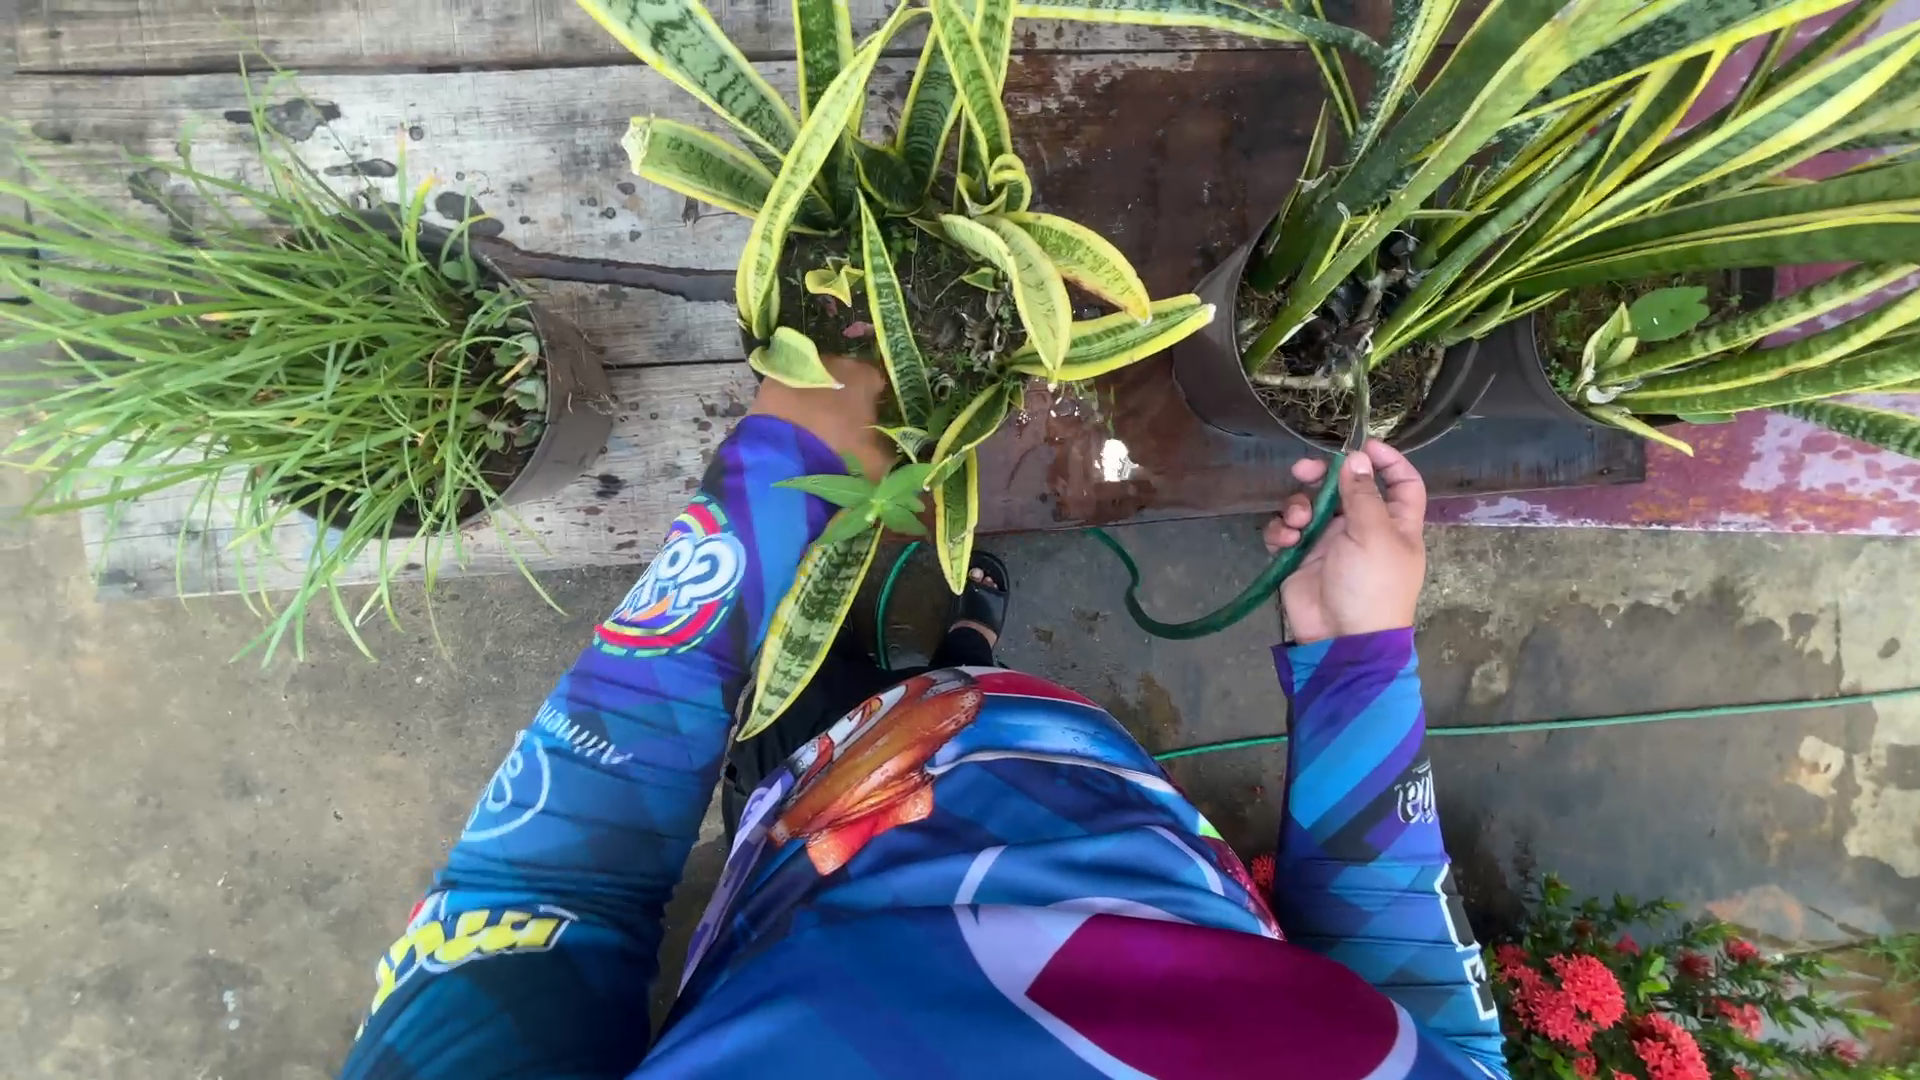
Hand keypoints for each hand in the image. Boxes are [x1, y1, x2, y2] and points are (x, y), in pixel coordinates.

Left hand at [749, 354, 894, 478]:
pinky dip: (792, 405)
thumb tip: (885, 444)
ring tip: (814, 428)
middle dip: (845, 396)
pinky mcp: (769, 383)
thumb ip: (886, 448)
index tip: (873, 423)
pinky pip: (789, 392)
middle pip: (845, 376)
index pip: (877, 383)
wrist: (785, 460)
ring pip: (816, 381)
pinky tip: (792, 427)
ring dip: (817, 397)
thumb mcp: (877, 460)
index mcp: (864, 376)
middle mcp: (832, 363)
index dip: (876, 403)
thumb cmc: (841, 455)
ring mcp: (798, 369)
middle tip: (842, 427)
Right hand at [1262, 439, 1426, 644]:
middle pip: (1344, 488)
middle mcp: (1362, 528)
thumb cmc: (1370, 585)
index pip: (1401, 483)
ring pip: (1309, 507)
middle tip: (1303, 470)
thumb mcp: (1373, 535)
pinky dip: (1281, 532)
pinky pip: (1286, 532)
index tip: (1362, 445)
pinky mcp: (1300, 558)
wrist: (1340, 636)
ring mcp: (1329, 543)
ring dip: (1297, 507)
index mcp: (1394, 523)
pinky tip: (1285, 541)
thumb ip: (1362, 494)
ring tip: (1296, 524)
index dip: (1387, 461)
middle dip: (1322, 476)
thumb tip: (1356, 458)